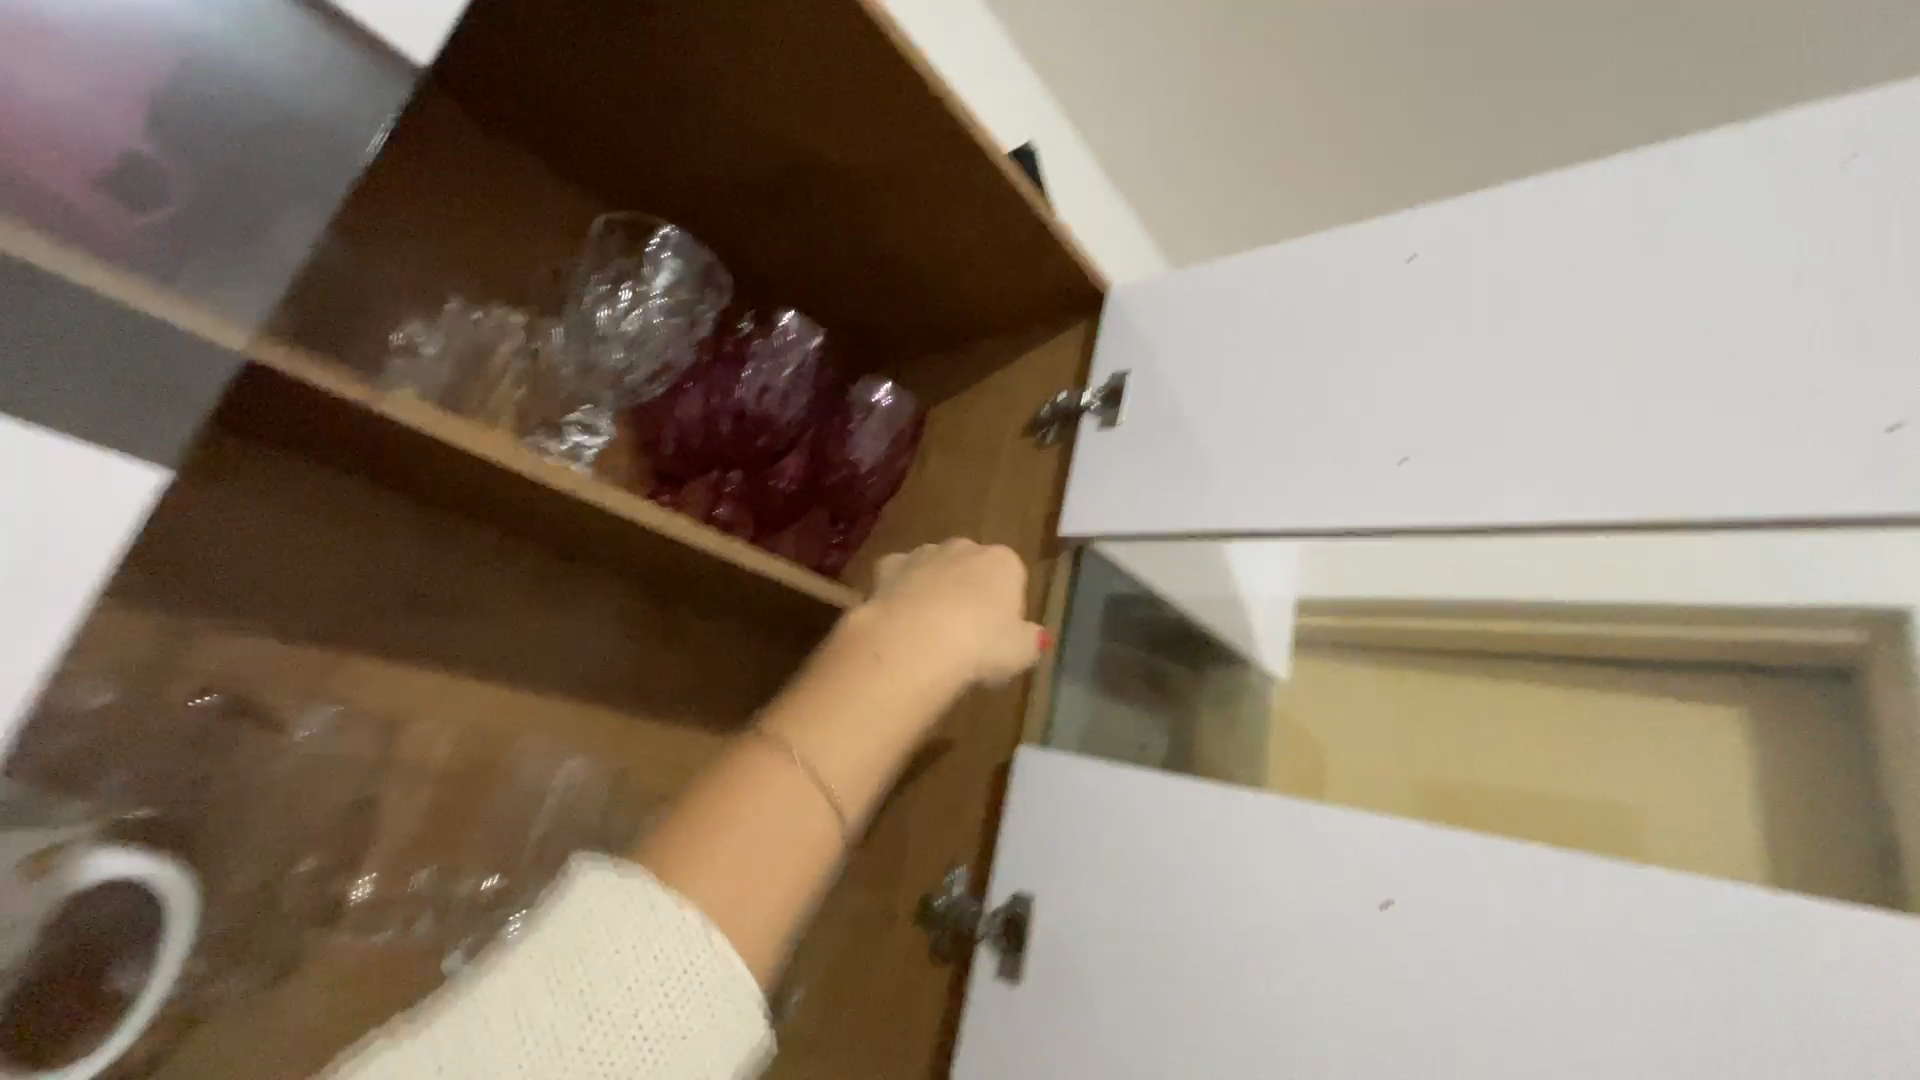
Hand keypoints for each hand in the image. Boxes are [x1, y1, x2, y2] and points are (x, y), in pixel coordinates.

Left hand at [853, 539, 1046, 689]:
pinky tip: (898, 620)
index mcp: (1004, 563)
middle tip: (964, 636)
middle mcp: (964, 548)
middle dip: (968, 593)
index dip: (1006, 610)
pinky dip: (898, 592)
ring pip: (933, 569)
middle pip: (971, 569)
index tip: (997, 638)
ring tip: (929, 633)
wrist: (915, 643)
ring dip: (933, 590)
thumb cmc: (980, 646)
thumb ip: (1031, 641)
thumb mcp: (1021, 653)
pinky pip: (898, 577)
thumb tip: (1036, 636)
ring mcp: (923, 554)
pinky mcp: (887, 567)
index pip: (1012, 579)